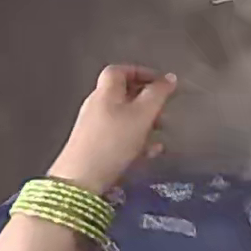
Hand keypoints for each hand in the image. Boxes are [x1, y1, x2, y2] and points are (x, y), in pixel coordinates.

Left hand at [47, 65, 177, 192]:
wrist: (81, 181)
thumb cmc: (114, 141)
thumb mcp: (142, 114)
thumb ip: (158, 94)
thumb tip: (170, 77)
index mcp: (106, 91)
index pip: (119, 70)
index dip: (140, 71)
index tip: (160, 82)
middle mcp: (97, 105)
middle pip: (123, 94)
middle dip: (146, 99)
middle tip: (164, 108)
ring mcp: (93, 127)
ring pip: (123, 117)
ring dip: (144, 121)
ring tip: (161, 131)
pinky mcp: (93, 147)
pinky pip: (119, 136)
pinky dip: (136, 139)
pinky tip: (150, 152)